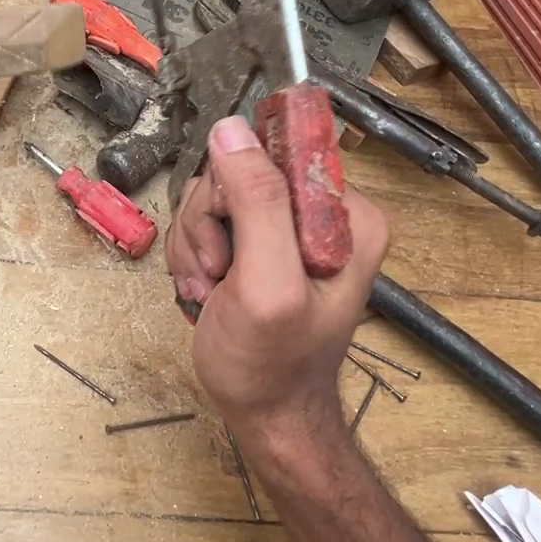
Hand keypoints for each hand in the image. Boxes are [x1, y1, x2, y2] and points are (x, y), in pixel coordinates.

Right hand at [169, 116, 389, 439]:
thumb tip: (231, 128)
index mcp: (347, 215)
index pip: (276, 153)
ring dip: (196, 243)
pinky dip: (193, 254)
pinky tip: (205, 288)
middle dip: (209, 224)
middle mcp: (320, 213)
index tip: (229, 236)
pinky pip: (205, 220)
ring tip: (210, 288)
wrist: (264, 413)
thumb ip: (256, 203)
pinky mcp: (256, 242)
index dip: (237, 186)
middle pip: (236, 173)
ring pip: (212, 197)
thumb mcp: (265, 282)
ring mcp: (285, 228)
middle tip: (217, 271)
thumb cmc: (271, 363)